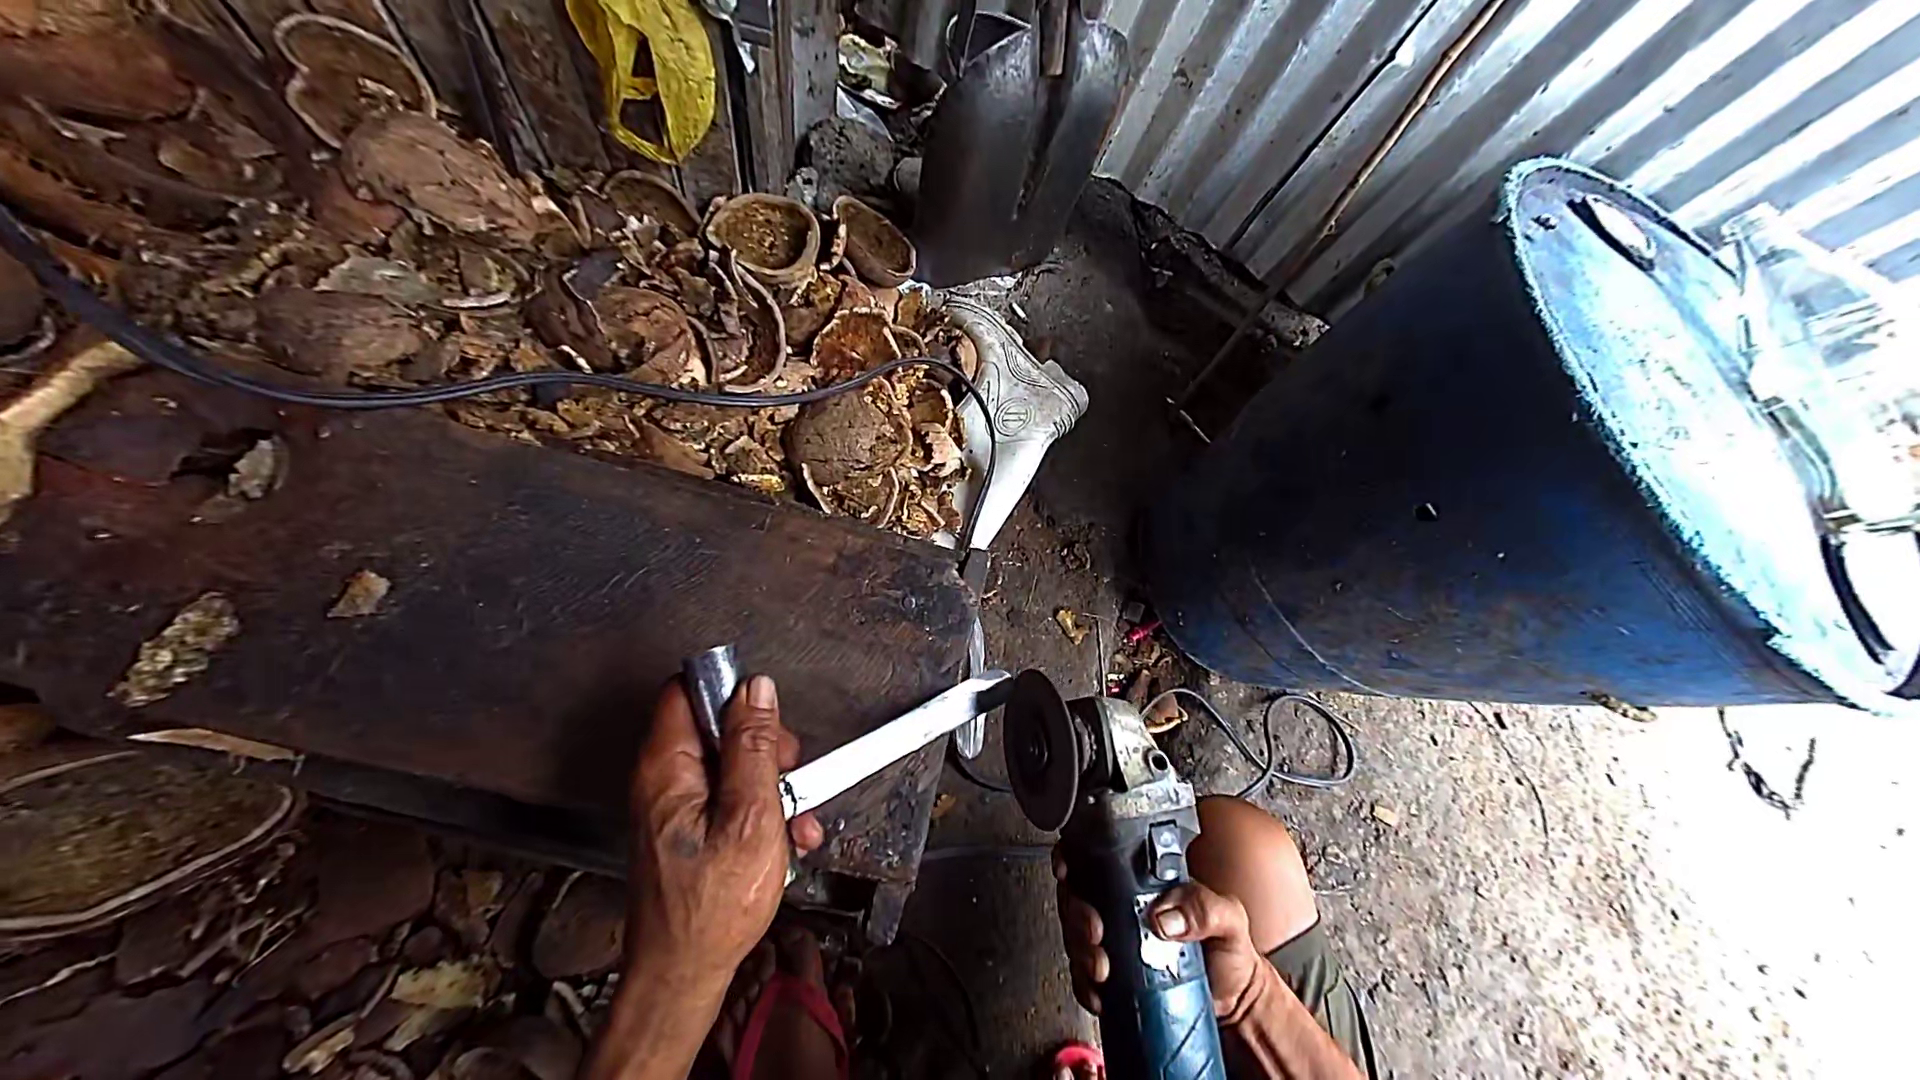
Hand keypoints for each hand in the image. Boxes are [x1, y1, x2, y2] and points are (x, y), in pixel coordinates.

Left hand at [625, 674, 825, 997]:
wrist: (687, 973)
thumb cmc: (710, 909)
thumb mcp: (751, 815)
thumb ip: (755, 746)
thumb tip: (756, 691)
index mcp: (667, 767)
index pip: (688, 690)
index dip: (731, 692)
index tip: (765, 717)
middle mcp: (664, 779)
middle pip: (719, 724)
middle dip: (766, 744)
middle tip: (787, 773)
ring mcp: (677, 803)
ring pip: (734, 761)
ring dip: (774, 782)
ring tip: (792, 815)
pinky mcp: (691, 825)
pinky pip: (732, 794)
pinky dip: (763, 807)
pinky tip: (783, 835)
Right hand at [1055, 851, 1269, 1023]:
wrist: (1235, 1008)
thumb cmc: (1230, 953)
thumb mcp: (1228, 919)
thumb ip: (1203, 908)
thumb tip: (1163, 915)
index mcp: (1142, 882)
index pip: (1096, 857)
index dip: (1071, 859)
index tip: (1068, 873)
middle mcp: (1120, 904)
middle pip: (1076, 895)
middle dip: (1076, 914)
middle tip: (1096, 933)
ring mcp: (1113, 939)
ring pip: (1073, 933)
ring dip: (1078, 949)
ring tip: (1102, 968)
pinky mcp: (1111, 974)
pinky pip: (1081, 974)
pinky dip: (1082, 983)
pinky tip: (1098, 992)